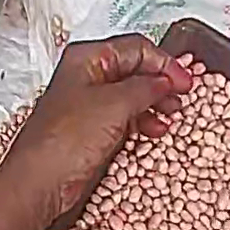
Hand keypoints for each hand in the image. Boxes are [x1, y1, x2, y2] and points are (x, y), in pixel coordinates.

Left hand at [0, 35, 194, 226]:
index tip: (187, 81)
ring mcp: (89, 106)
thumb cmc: (68, 139)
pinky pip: (123, 120)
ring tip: (171, 117)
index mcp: (88, 58)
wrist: (41, 181)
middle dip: (161, 84)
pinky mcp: (91, 132)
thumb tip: (166, 80)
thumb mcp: (114, 104)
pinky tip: (154, 132)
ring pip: (131, 97)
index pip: (136, 49)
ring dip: (154, 105)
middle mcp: (88, 77)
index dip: (164, 64)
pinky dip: (141, 124)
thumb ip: (145, 88)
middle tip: (183, 98)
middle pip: (134, 72)